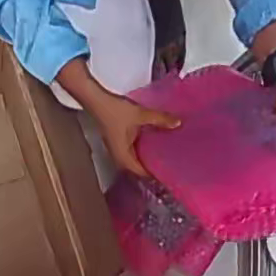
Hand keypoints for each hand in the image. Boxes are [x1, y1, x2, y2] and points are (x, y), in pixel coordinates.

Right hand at [57, 58, 179, 177]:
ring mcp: (119, 153)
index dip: (157, 174)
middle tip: (171, 163)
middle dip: (154, 166)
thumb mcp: (140, 115)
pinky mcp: (119, 145)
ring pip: (137, 161)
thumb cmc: (114, 111)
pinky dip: (143, 150)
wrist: (97, 101)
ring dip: (149, 158)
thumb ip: (159, 119)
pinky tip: (153, 143)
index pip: (143, 174)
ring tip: (165, 154)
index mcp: (124, 159)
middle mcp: (120, 160)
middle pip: (140, 169)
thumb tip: (178, 123)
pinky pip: (134, 153)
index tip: (170, 172)